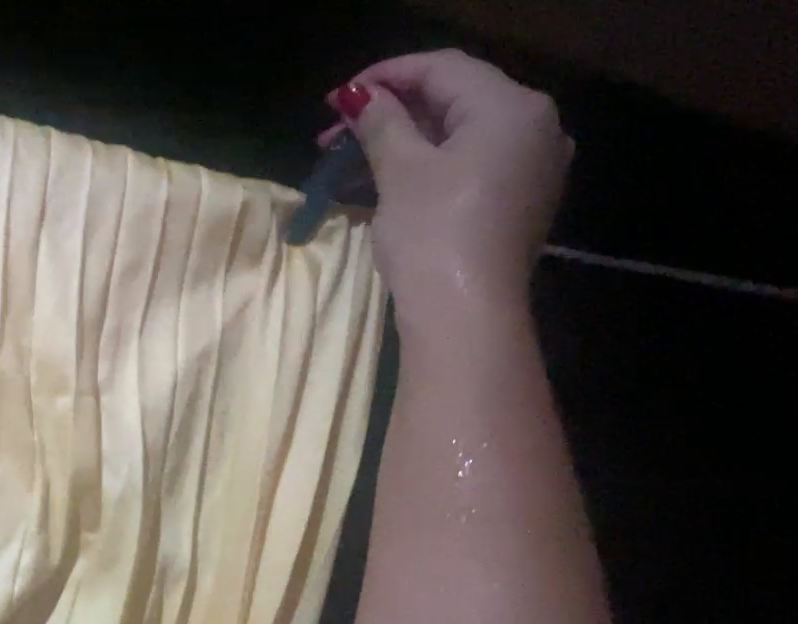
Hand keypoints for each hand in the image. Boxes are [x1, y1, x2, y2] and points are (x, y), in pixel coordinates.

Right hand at [327, 51, 572, 312]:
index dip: (385, 75)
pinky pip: (470, 164)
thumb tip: (360, 95)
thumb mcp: (400, 173)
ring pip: (459, 135)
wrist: (465, 310)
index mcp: (511, 107)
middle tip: (332, 135)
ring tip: (351, 162)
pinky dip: (427, 164)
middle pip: (453, 100)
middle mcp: (534, 126)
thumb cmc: (432, 233)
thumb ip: (382, 126)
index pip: (443, 69)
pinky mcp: (517, 200)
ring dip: (403, 141)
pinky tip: (390, 182)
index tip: (336, 98)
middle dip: (389, 113)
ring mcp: (531, 165)